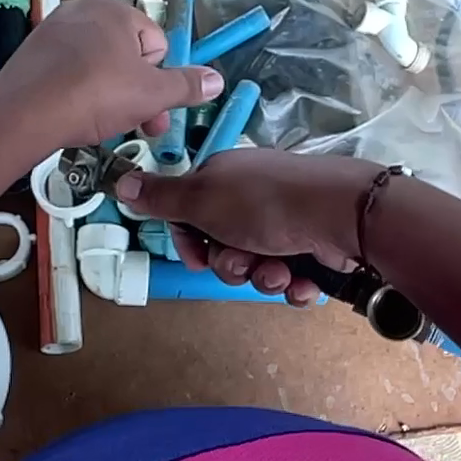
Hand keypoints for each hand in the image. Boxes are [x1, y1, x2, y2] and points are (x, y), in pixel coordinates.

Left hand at [0, 0, 222, 147]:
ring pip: (100, 66)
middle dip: (137, 92)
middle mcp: (84, 9)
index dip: (158, 80)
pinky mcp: (34, 53)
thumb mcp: (152, 94)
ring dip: (111, 95)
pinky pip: (71, 72)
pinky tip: (76, 115)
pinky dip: (79, 92)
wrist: (24, 114)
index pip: (157, 44)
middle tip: (140, 126)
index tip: (151, 106)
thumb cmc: (94, 95)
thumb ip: (187, 86)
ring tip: (105, 124)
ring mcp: (55, 30)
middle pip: (128, 55)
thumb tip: (217, 80)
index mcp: (116, 9)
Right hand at [114, 149, 382, 305]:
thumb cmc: (264, 203)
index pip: (191, 213)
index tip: (196, 258)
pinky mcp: (314, 242)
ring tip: (282, 271)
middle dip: (232, 265)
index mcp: (224, 177)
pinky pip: (292, 274)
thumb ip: (162, 197)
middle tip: (245, 262)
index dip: (190, 242)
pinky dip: (295, 283)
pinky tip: (304, 281)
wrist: (340, 213)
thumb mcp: (202, 198)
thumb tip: (120, 180)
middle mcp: (253, 195)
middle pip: (223, 245)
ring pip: (257, 264)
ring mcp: (286, 219)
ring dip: (265, 277)